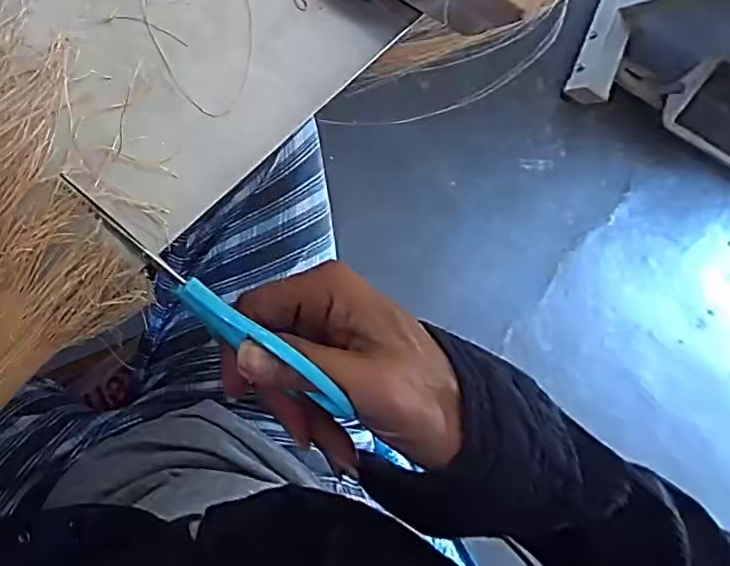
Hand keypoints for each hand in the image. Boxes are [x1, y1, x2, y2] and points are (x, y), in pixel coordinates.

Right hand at [220, 260, 462, 473]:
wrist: (488, 440)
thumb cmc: (435, 403)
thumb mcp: (362, 385)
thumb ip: (298, 366)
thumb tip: (243, 355)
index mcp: (327, 288)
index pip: (254, 305)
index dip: (240, 344)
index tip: (240, 386)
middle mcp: (321, 297)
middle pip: (264, 336)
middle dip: (279, 386)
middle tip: (298, 425)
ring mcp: (327, 323)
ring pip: (278, 360)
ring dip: (296, 405)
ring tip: (326, 438)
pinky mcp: (332, 350)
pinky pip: (298, 374)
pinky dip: (310, 407)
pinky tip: (334, 433)